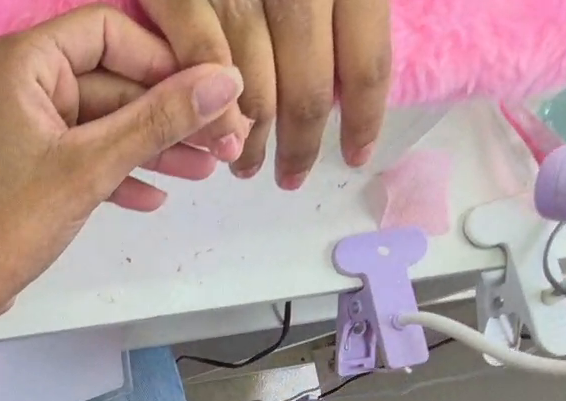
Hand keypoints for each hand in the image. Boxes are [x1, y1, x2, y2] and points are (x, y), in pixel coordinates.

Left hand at [0, 7, 243, 317]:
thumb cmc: (11, 224)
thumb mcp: (90, 168)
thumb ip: (157, 121)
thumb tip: (225, 82)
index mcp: (24, 63)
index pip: (109, 32)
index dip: (164, 59)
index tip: (210, 89)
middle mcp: (24, 84)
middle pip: (114, 81)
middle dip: (169, 114)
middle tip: (224, 137)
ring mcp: (29, 127)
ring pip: (105, 124)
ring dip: (154, 148)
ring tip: (207, 170)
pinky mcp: (34, 166)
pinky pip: (87, 156)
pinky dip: (120, 174)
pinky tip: (157, 197)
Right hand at [139, 0, 391, 187]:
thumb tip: (362, 62)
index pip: (366, 61)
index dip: (363, 119)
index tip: (355, 157)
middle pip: (308, 88)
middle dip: (299, 145)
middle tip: (290, 176)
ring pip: (251, 88)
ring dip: (249, 141)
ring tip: (245, 164)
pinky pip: (199, 58)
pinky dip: (204, 105)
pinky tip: (211, 135)